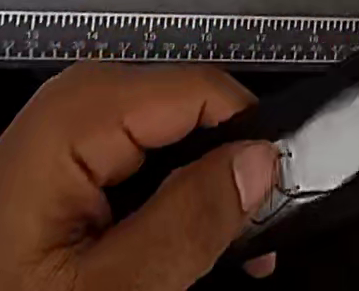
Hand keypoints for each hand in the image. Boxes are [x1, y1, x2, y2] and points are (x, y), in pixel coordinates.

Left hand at [0, 62, 279, 290]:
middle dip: (230, 167)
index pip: (203, 88)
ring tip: (230, 257)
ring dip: (207, 188)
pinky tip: (189, 242)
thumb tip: (262, 159)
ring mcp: (78, 119)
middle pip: (190, 107)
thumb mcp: (107, 289)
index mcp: (87, 107)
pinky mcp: (74, 147)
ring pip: (173, 132)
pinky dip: (175, 193)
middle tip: (256, 246)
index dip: (250, 136)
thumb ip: (188, 220)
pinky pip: (145, 152)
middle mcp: (85, 95)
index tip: (284, 199)